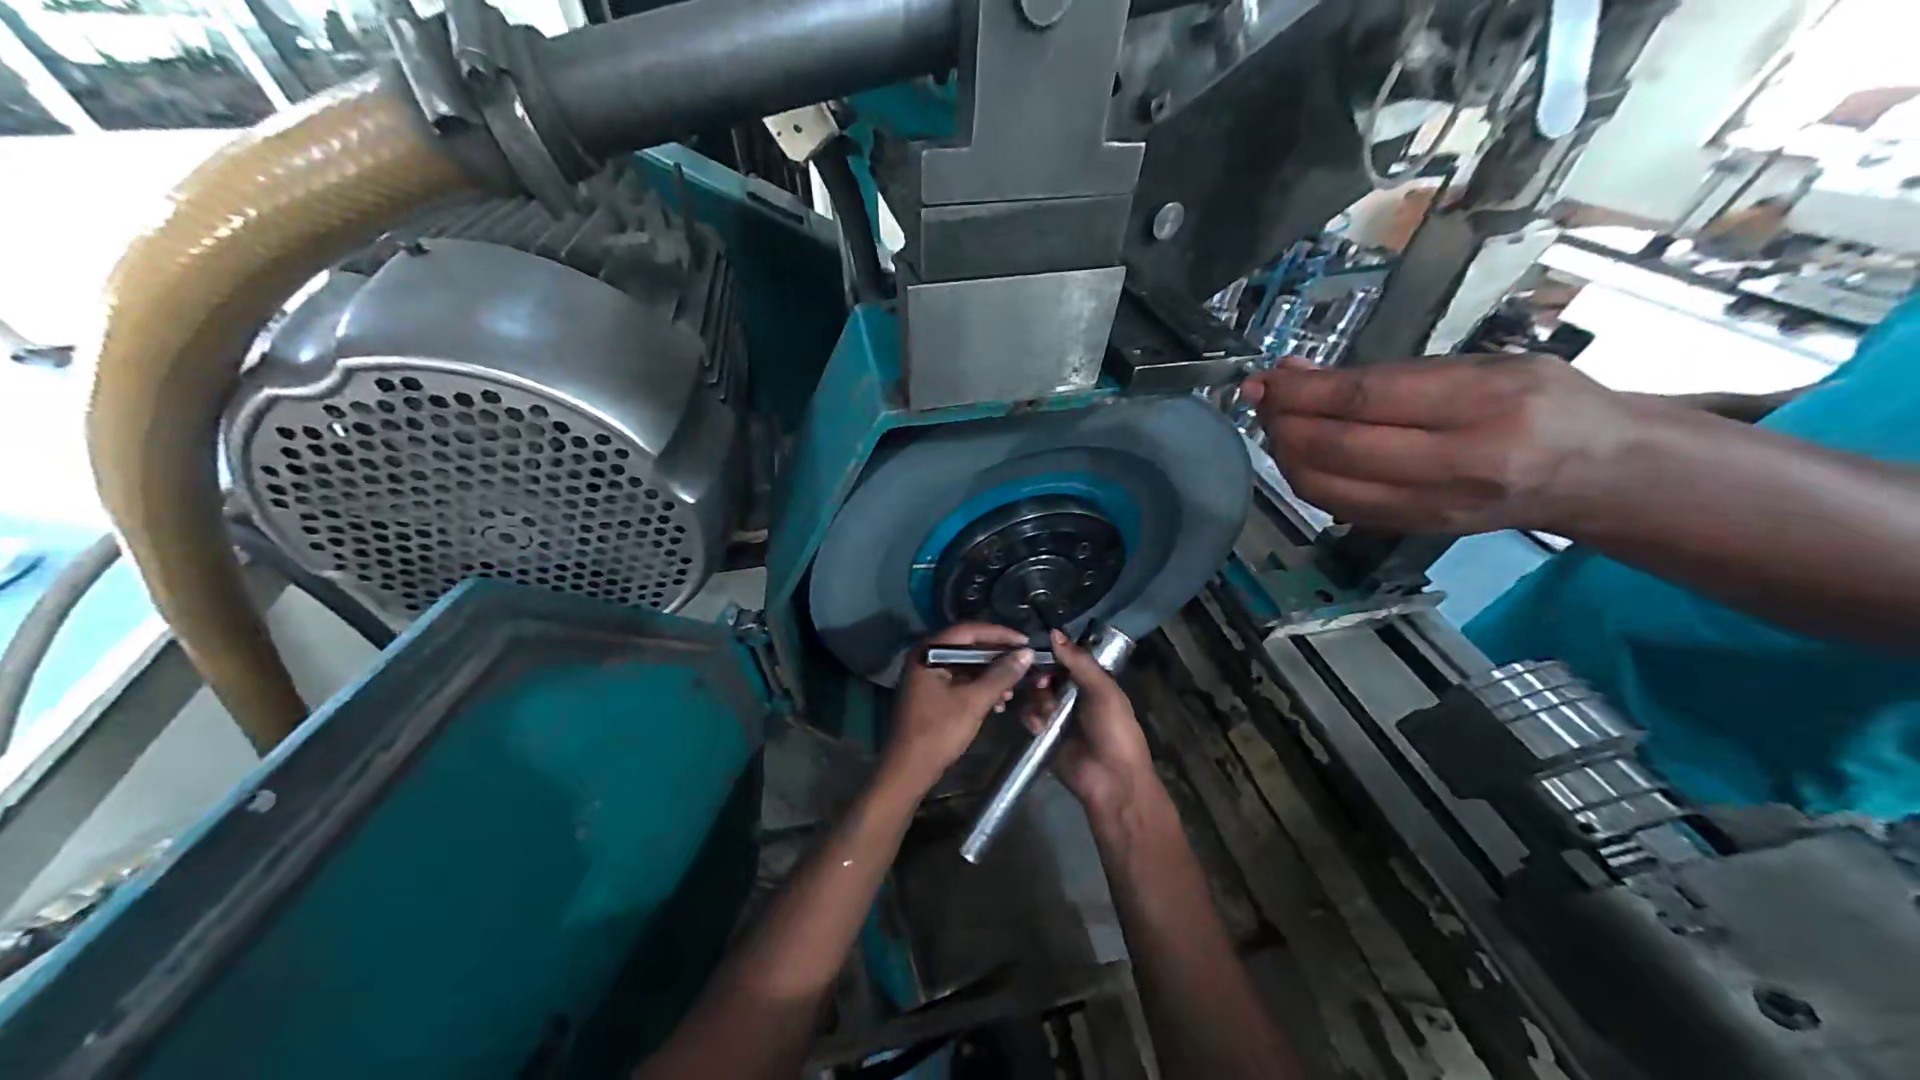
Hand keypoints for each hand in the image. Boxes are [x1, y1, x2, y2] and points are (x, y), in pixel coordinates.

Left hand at [883, 623, 1036, 790]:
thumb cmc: (938, 731)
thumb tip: (1026, 653)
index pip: (969, 631)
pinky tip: (998, 701)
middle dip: (998, 657)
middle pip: (968, 647)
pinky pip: (961, 681)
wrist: (909, 769)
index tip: (1026, 642)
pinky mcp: (932, 694)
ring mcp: (927, 677)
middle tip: (1025, 664)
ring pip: (966, 666)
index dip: (1000, 634)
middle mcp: (925, 658)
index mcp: (929, 652)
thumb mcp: (974, 701)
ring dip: (991, 675)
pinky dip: (980, 687)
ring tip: (1013, 689)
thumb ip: (1001, 675)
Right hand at [1021, 629, 1154, 814]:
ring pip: (1036, 696)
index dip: (1054, 656)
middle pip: (1047, 677)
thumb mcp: (1102, 690)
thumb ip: (1078, 661)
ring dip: (1037, 700)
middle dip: (1041, 678)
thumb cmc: (1114, 729)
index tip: (1043, 653)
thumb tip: (1054, 632)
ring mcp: (1058, 717)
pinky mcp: (1045, 736)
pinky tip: (1039, 724)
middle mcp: (1074, 697)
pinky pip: (1030, 718)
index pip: (1067, 661)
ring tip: (1046, 711)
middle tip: (1043, 685)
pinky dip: (1031, 719)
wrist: (1112, 779)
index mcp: (1093, 684)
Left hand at [1241, 354, 1639, 534]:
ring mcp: (1433, 507)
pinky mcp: (1414, 531)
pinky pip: (1336, 506)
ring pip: (1324, 486)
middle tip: (1261, 400)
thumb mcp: (1478, 366)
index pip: (1363, 400)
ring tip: (1276, 424)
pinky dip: (1305, 478)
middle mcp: (1459, 463)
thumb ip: (1384, 374)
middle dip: (1282, 422)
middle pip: (1335, 448)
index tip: (1264, 380)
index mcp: (1484, 405)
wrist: (1595, 473)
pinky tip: (1300, 454)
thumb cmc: (1541, 403)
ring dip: (1284, 454)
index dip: (1300, 392)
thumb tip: (1295, 374)